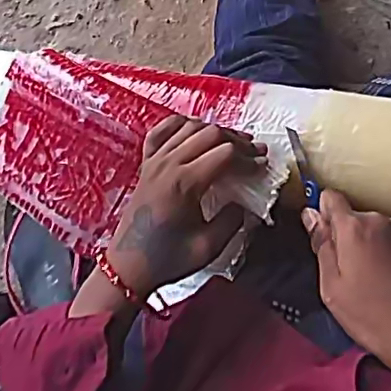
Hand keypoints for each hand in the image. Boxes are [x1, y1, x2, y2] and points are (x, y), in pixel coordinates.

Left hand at [104, 116, 262, 295]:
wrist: (128, 265)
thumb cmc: (168, 259)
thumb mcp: (208, 247)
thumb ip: (232, 220)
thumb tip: (244, 202)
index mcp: (184, 183)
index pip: (225, 154)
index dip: (248, 157)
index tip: (262, 165)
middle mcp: (168, 164)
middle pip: (210, 134)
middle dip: (237, 140)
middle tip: (255, 152)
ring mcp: (154, 160)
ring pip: (189, 127)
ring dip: (215, 131)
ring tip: (234, 142)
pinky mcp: (145, 163)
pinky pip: (161, 131)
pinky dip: (180, 124)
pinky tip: (194, 129)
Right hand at [303, 187, 390, 390]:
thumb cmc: (372, 316)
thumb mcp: (331, 285)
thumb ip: (320, 244)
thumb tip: (311, 216)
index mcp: (354, 227)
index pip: (330, 197)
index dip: (322, 214)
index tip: (322, 236)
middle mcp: (380, 220)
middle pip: (351, 215)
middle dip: (345, 235)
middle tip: (346, 270)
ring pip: (371, 227)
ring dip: (366, 243)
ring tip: (369, 278)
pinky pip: (390, 238)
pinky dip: (384, 250)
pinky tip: (387, 279)